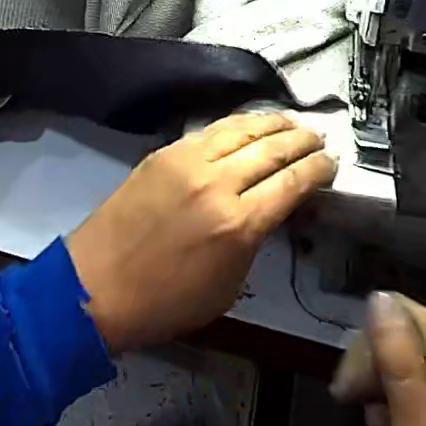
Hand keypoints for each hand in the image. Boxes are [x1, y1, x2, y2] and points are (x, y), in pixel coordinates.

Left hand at [67, 111, 335, 352]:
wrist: (94, 287)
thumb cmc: (166, 302)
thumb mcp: (228, 285)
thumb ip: (256, 241)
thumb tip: (272, 209)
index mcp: (239, 224)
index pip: (293, 182)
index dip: (318, 169)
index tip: (332, 163)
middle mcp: (219, 183)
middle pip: (274, 148)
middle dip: (304, 141)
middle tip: (320, 139)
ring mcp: (189, 161)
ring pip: (244, 128)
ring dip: (275, 123)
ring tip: (293, 123)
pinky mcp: (166, 152)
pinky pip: (212, 130)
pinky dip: (240, 125)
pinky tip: (251, 126)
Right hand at [331, 292, 425, 425]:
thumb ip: (399, 364)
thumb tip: (379, 297)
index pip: (408, 318)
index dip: (371, 347)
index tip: (348, 391)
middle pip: (415, 337)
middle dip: (379, 368)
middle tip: (359, 412)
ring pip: (421, 361)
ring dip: (391, 389)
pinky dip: (411, 403)